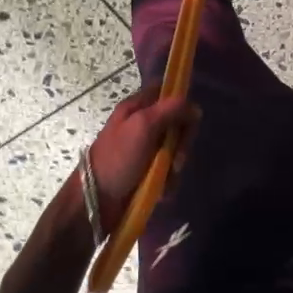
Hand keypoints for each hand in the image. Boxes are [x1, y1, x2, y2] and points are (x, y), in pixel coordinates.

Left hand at [86, 85, 199, 235]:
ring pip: (175, 148)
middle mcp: (142, 125)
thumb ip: (171, 109)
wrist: (95, 201)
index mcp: (136, 108)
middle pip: (176, 122)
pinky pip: (168, 168)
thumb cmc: (117, 158)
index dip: (181, 101)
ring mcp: (144, 149)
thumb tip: (196, 108)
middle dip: (181, 142)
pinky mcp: (147, 170)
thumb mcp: (143, 125)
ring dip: (175, 165)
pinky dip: (168, 179)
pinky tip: (162, 189)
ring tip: (167, 179)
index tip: (189, 119)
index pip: (166, 91)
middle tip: (177, 158)